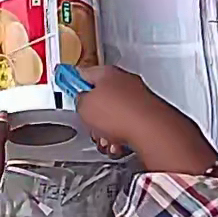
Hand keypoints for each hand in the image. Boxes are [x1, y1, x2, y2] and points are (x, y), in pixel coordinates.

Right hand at [72, 65, 217, 175]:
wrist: (151, 130)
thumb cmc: (121, 113)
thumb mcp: (84, 107)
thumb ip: (79, 101)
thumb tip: (82, 103)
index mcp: (107, 73)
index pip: (83, 73)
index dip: (72, 80)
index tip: (66, 80)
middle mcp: (124, 81)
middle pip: (100, 96)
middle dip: (93, 114)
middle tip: (90, 122)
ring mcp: (138, 98)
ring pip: (114, 114)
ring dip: (106, 129)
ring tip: (106, 137)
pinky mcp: (148, 115)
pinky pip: (127, 126)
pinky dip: (121, 136)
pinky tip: (119, 143)